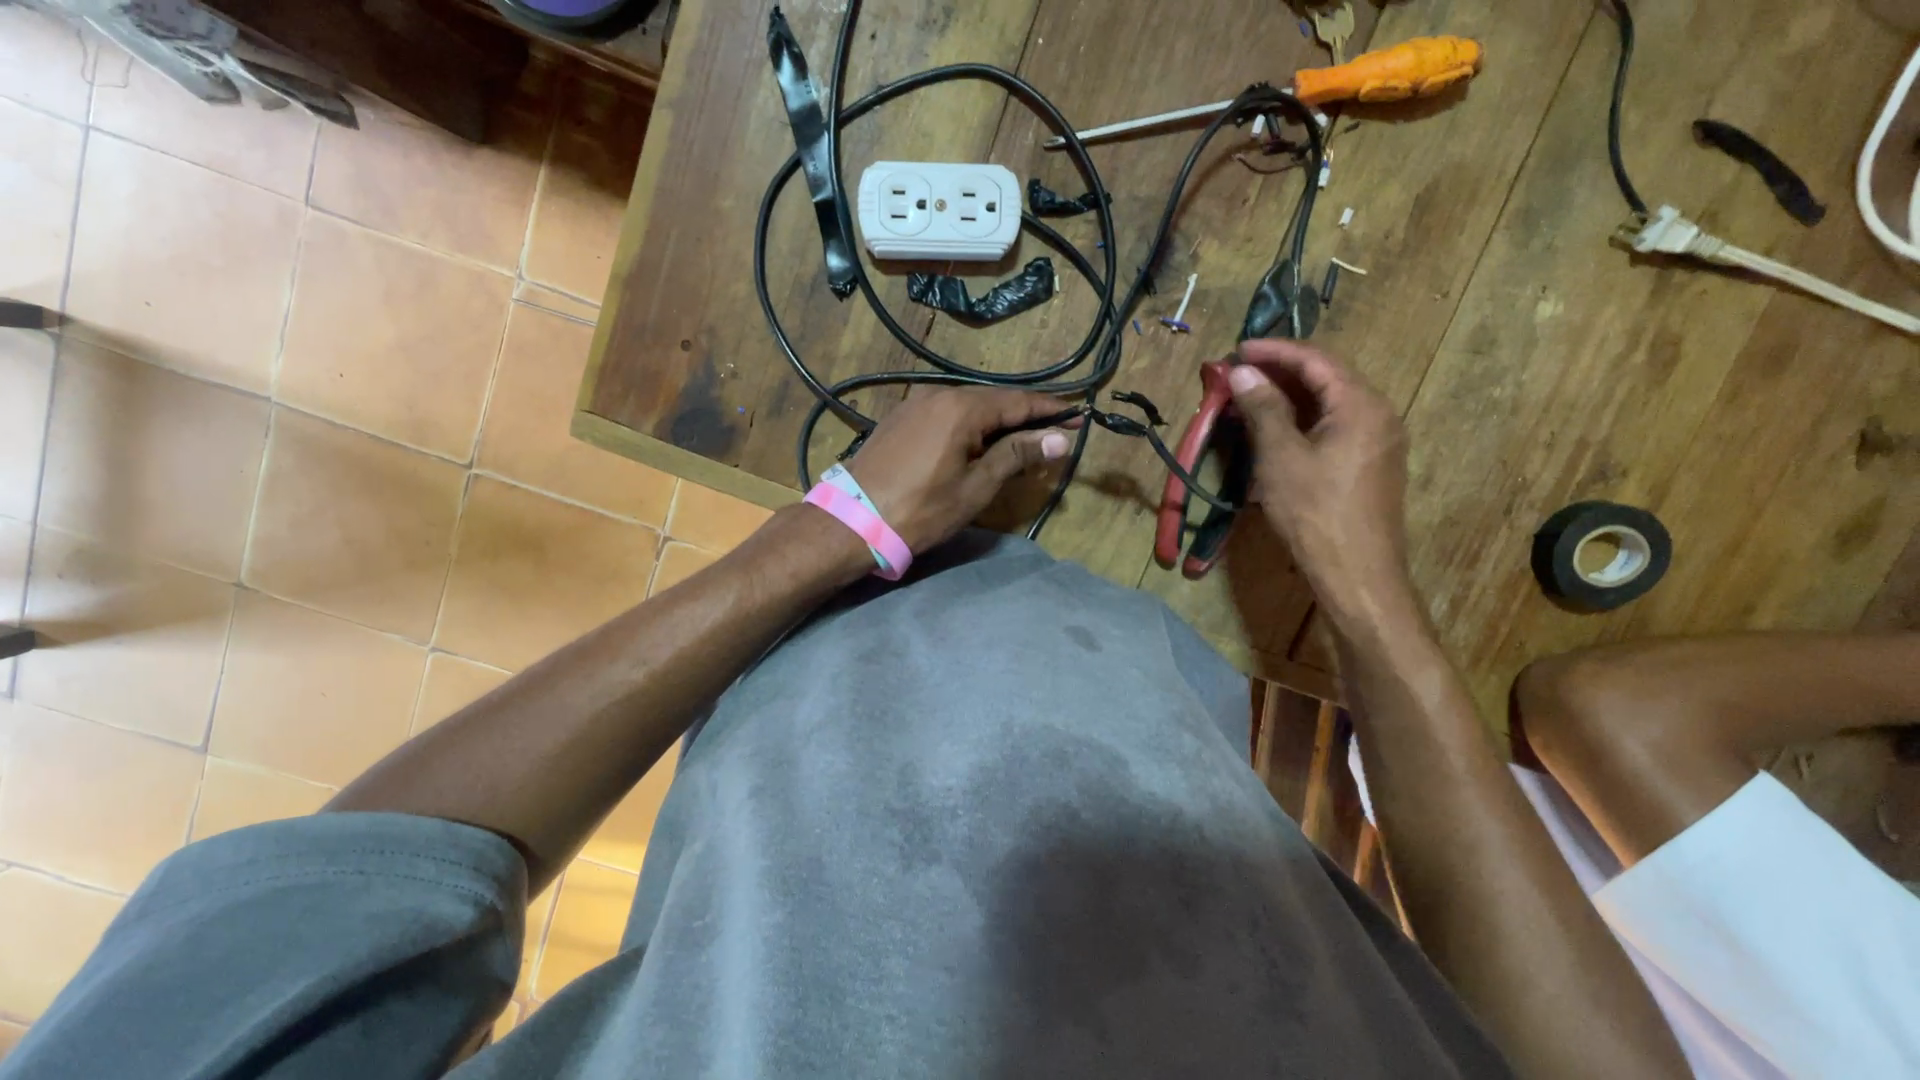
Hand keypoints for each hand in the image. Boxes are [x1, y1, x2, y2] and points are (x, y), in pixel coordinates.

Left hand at [843, 387, 1073, 551]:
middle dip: (1026, 415)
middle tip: (1055, 433)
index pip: (1018, 402)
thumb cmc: (920, 510)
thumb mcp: (975, 487)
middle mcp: (938, 394)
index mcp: (961, 408)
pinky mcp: (900, 419)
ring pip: (968, 406)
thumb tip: (1059, 438)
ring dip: (997, 421)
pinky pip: (946, 414)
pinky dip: (970, 425)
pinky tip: (979, 443)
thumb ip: (1016, 456)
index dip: (1051, 410)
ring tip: (1023, 441)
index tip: (1079, 416)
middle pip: (994, 400)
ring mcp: (915, 404)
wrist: (852, 522)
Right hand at [1227, 340, 1414, 622]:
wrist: (1358, 575)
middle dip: (1278, 374)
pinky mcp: (1371, 466)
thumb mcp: (1280, 457)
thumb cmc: (1316, 512)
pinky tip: (1274, 434)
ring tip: (1247, 401)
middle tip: (1237, 375)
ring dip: (1288, 399)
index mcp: (1361, 404)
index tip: (1235, 351)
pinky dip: (1302, 423)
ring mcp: (1379, 442)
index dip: (1273, 351)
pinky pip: (1334, 429)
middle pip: (1326, 378)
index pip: (1315, 359)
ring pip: (1329, 405)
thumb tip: (1243, 373)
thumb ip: (1263, 408)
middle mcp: (1379, 414)